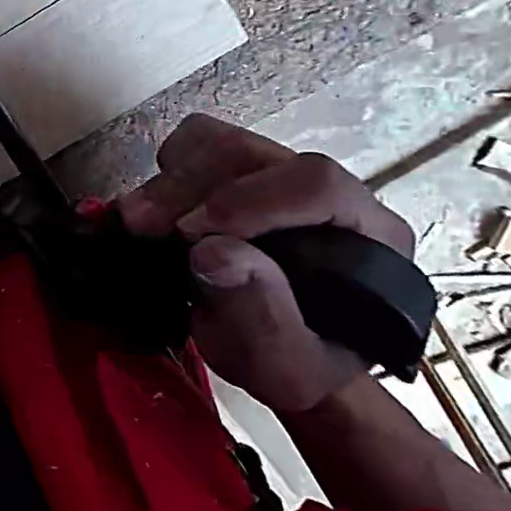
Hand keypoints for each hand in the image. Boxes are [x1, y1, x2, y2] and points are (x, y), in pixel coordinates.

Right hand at [117, 114, 415, 412]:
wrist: (275, 352)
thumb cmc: (290, 363)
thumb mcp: (283, 368)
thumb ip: (260, 318)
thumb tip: (211, 252)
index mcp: (369, 236)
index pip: (316, 184)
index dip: (248, 200)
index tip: (191, 236)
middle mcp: (331, 192)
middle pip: (256, 154)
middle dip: (191, 185)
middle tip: (142, 225)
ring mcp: (282, 173)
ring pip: (224, 142)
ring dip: (174, 179)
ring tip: (140, 220)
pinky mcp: (242, 169)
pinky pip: (201, 143)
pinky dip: (171, 171)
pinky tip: (161, 209)